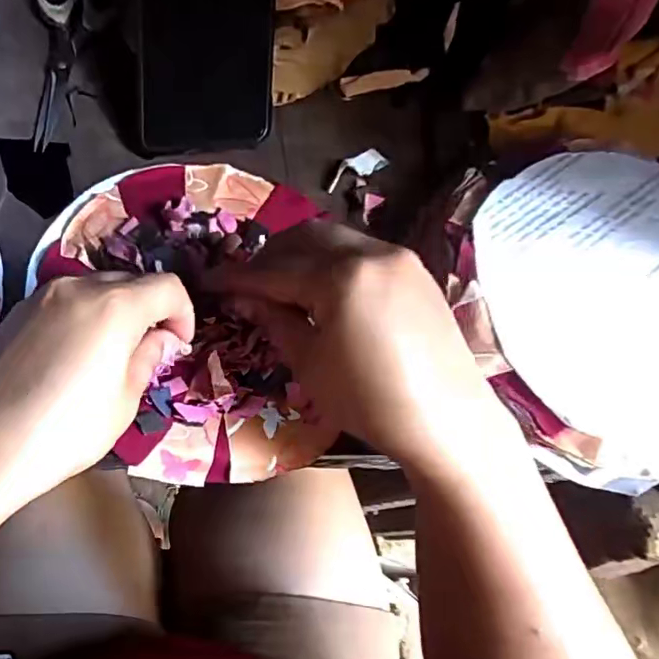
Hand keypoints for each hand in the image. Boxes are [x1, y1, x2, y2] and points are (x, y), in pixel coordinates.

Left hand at [0, 272, 194, 523]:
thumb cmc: (68, 431)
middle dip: (148, 310)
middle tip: (148, 350)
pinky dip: (81, 317)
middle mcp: (78, 287)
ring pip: (93, 289)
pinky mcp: (16, 312)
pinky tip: (72, 356)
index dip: (183, 312)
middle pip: (129, 282)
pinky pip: (63, 302)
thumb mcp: (124, 402)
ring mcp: (41, 296)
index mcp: (115, 306)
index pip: (167, 286)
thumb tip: (160, 336)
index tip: (179, 343)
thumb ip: (147, 358)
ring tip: (109, 354)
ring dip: (113, 311)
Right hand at [210, 220, 521, 479]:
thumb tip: (245, 299)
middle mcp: (371, 252)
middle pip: (304, 237)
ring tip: (281, 285)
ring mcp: (398, 258)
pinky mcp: (415, 270)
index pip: (275, 270)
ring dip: (300, 253)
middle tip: (246, 284)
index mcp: (341, 277)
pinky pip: (361, 250)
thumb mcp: (310, 364)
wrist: (447, 421)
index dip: (237, 277)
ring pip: (335, 237)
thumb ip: (275, 321)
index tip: (211, 282)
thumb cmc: (369, 401)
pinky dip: (332, 260)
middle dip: (269, 256)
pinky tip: (321, 289)